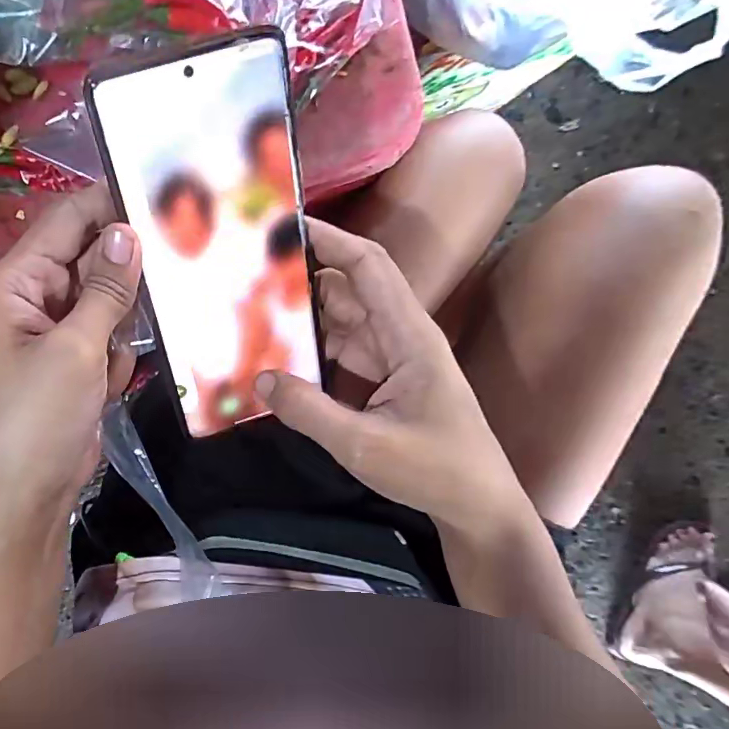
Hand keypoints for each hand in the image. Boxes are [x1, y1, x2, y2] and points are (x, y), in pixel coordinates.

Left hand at [0, 187, 141, 533]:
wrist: (28, 498)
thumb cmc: (38, 419)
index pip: (64, 223)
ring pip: (107, 300)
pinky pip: (109, 336)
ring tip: (130, 344)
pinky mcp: (75, 363)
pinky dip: (118, 354)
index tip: (161, 187)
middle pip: (90, 259)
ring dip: (125, 320)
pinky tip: (111, 385)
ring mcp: (56, 334)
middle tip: (180, 258)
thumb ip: (104, 289)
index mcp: (16, 284)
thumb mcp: (76, 350)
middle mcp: (33, 300)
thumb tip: (127, 230)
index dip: (108, 202)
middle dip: (128, 269)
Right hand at [256, 219, 527, 531]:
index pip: (369, 266)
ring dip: (305, 317)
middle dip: (304, 279)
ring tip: (254, 312)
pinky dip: (314, 349)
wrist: (477, 503)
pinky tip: (281, 357)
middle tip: (250, 277)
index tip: (285, 226)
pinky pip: (345, 351)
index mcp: (409, 335)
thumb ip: (310, 412)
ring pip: (344, 320)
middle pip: (349, 289)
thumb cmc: (434, 469)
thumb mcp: (364, 445)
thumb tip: (260, 381)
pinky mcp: (387, 379)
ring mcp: (395, 357)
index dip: (330, 239)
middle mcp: (401, 335)